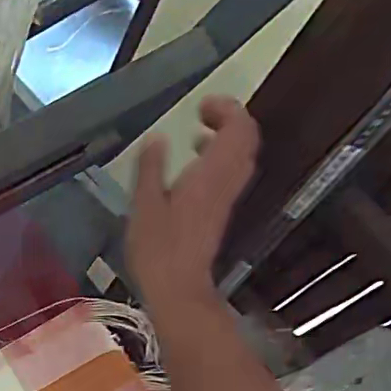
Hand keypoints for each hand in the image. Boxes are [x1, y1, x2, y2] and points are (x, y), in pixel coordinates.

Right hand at [126, 96, 259, 306]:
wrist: (178, 285)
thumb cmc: (157, 248)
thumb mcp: (144, 206)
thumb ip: (150, 170)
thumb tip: (156, 139)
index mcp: (211, 173)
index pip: (237, 128)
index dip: (226, 108)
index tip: (202, 104)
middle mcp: (226, 181)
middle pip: (246, 139)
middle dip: (229, 120)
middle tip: (202, 115)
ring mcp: (226, 198)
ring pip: (241, 157)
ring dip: (226, 141)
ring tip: (197, 138)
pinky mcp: (220, 213)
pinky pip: (231, 174)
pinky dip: (219, 162)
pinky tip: (194, 171)